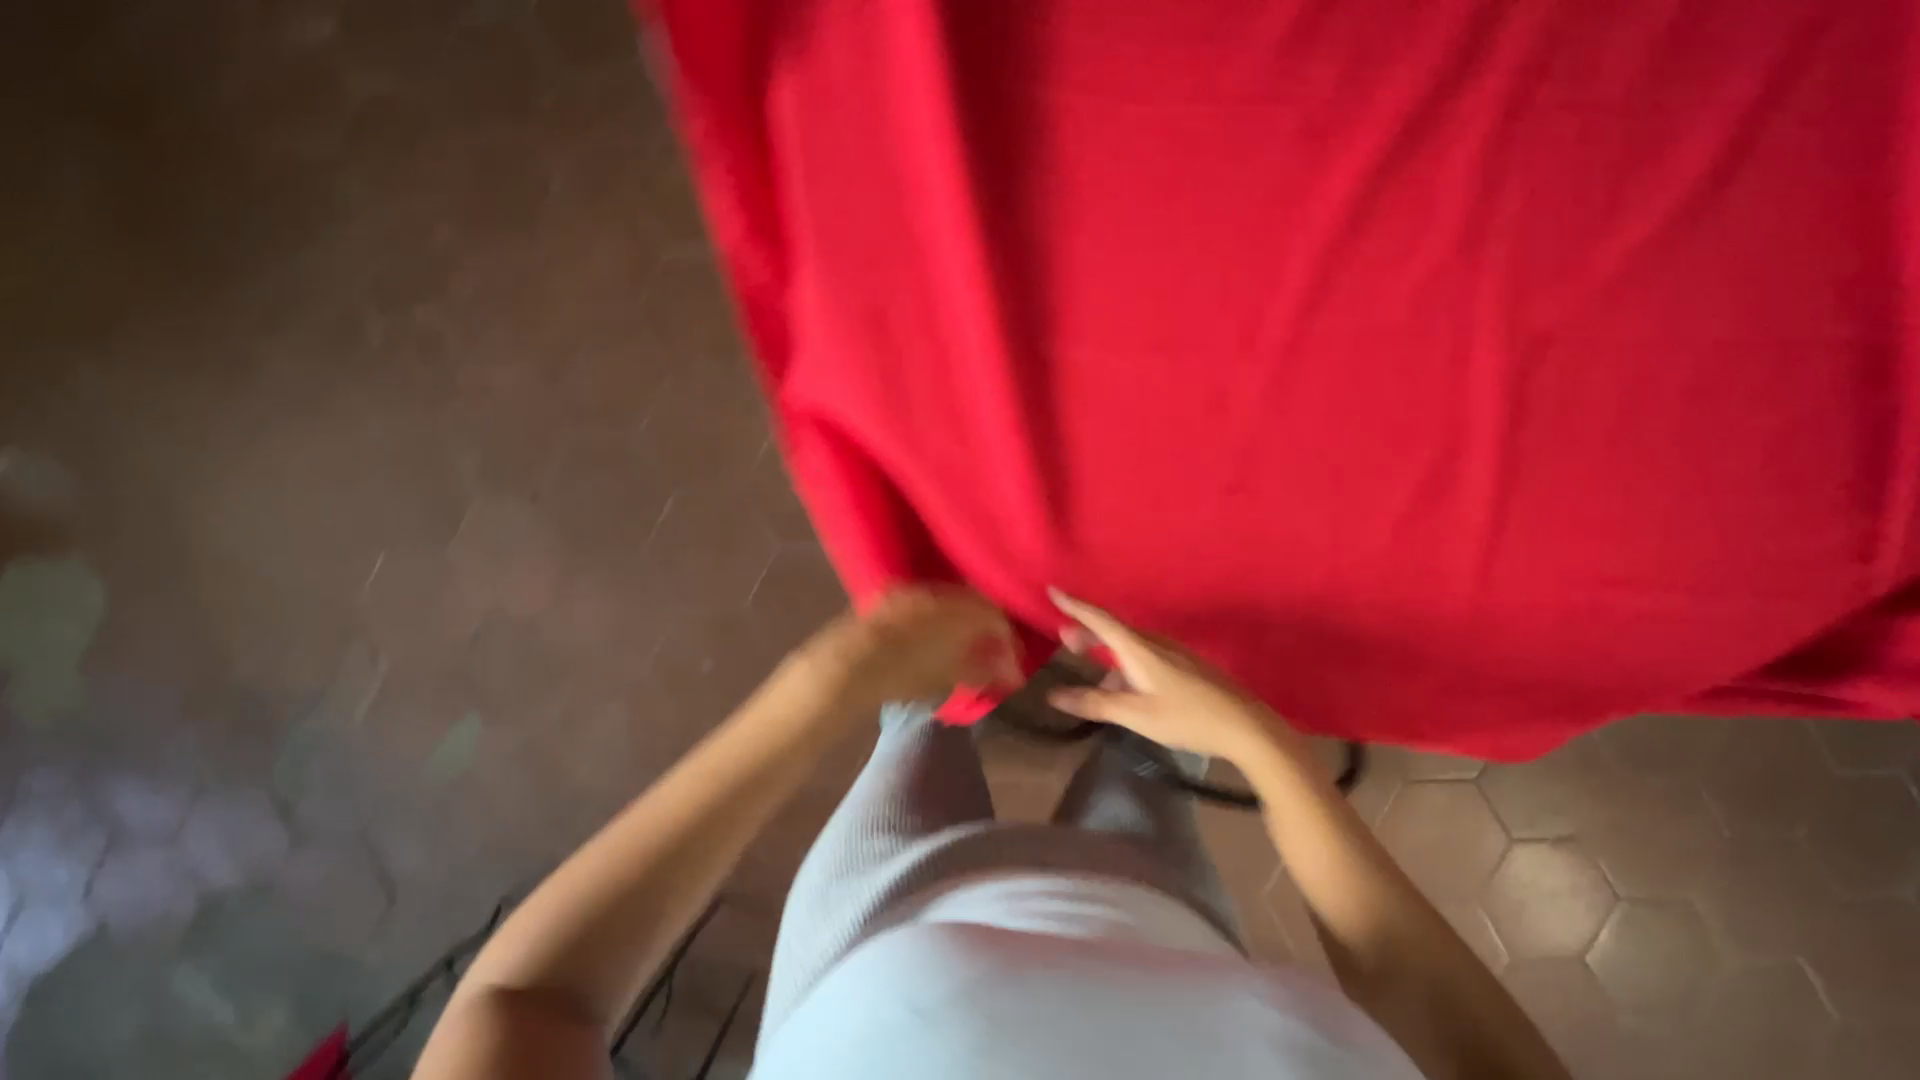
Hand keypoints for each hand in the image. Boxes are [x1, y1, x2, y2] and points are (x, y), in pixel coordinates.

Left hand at [791, 587, 1021, 714]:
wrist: (846, 665)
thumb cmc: (905, 673)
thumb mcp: (950, 676)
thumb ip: (986, 670)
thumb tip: (1012, 672)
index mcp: (960, 607)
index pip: (996, 616)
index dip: (1006, 641)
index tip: (1009, 665)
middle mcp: (939, 591)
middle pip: (973, 604)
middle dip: (983, 629)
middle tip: (987, 656)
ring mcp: (911, 592)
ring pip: (947, 603)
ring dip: (959, 623)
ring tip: (959, 651)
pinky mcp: (888, 599)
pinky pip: (924, 606)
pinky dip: (935, 621)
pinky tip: (929, 642)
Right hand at [1046, 589, 1300, 763]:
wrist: (1246, 727)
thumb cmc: (1187, 718)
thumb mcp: (1136, 714)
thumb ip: (1095, 703)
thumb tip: (1053, 694)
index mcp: (1140, 650)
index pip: (1101, 620)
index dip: (1075, 606)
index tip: (1053, 590)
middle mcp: (1156, 644)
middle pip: (1115, 630)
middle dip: (1088, 632)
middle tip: (1065, 639)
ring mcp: (1175, 654)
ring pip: (1131, 645)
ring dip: (1107, 650)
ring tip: (1093, 672)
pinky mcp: (1187, 668)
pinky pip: (1146, 656)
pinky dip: (1126, 663)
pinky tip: (1127, 687)